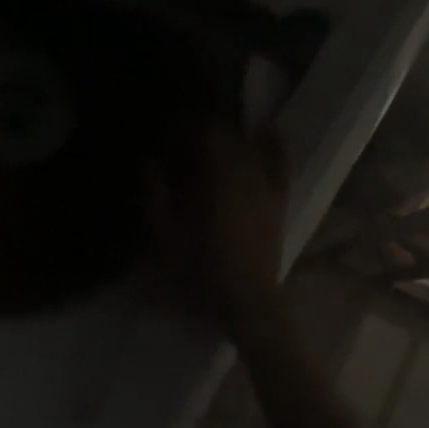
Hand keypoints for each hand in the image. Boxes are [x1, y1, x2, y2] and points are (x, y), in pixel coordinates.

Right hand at [146, 124, 290, 330]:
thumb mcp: (166, 235)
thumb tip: (148, 162)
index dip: (186, 126)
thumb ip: (155, 194)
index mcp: (216, 179)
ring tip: (215, 141)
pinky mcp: (279, 199)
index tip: (168, 132)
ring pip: (250, 145)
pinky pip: (280, 162)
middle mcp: (245, 174)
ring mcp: (266, 185)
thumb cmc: (201, 271)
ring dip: (232, 136)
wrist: (247, 301)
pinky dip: (273, 143)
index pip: (204, 134)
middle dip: (205, 131)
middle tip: (185, 141)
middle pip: (227, 136)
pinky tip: (265, 130)